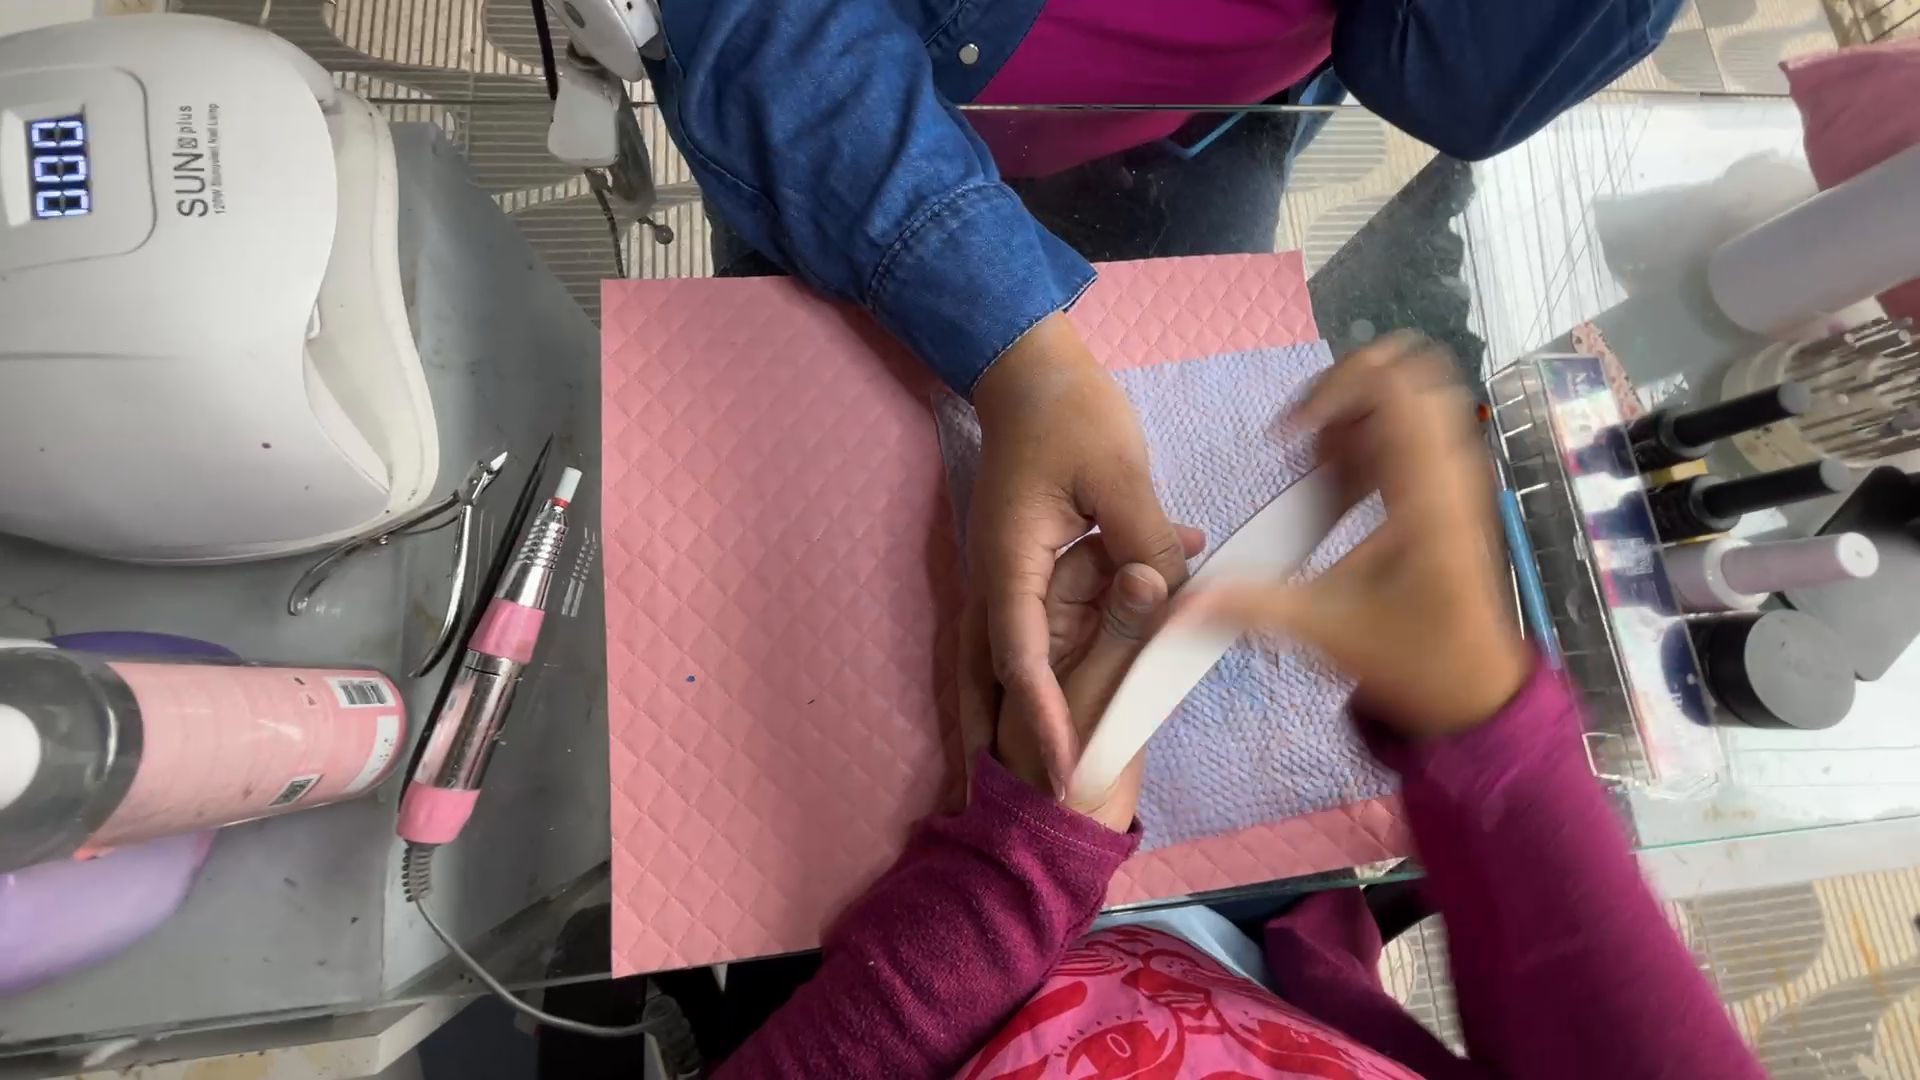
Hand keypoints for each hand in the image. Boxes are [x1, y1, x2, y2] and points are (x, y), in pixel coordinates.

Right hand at [960, 314, 1190, 795]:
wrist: (1028, 370)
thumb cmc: (1069, 413)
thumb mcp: (1119, 473)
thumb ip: (1146, 543)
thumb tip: (1173, 602)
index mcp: (1011, 563)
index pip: (1022, 659)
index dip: (1045, 720)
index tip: (1067, 771)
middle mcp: (994, 578)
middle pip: (986, 673)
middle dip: (999, 735)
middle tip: (1013, 793)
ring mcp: (1001, 570)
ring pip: (997, 654)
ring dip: (1007, 708)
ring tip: (1019, 761)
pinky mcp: (1018, 560)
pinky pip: (1025, 623)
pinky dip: (1037, 661)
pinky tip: (1083, 670)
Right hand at [1185, 335, 1530, 736]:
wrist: (1471, 691)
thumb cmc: (1414, 658)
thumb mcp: (1324, 631)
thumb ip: (1250, 607)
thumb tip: (1181, 603)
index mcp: (1425, 498)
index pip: (1397, 390)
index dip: (1333, 392)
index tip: (1289, 436)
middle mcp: (1444, 474)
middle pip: (1405, 374)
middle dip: (1341, 393)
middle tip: (1302, 439)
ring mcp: (1445, 478)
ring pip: (1403, 399)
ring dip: (1348, 417)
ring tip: (1312, 468)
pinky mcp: (1436, 490)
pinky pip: (1400, 432)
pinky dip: (1359, 438)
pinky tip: (1330, 484)